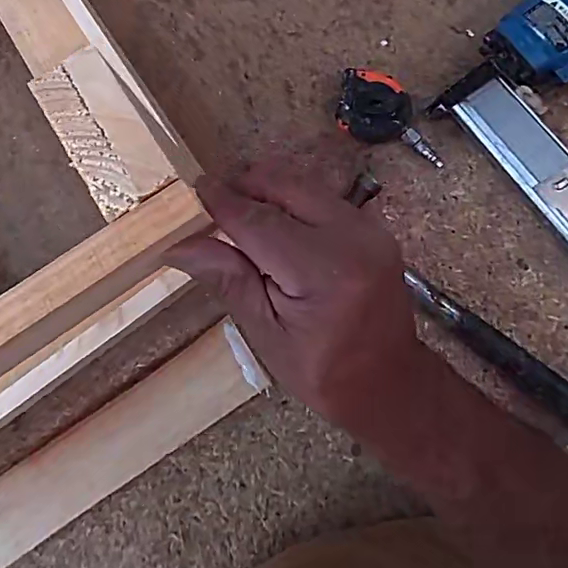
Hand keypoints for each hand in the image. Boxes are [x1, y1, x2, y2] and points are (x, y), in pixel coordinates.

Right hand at [165, 158, 426, 428]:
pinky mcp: (372, 226)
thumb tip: (178, 246)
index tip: (194, 186)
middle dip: (244, 185)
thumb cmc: (322, 371)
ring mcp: (368, 228)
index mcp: (325, 272)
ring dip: (265, 189)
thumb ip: (227, 279)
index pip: (259, 221)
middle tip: (211, 197)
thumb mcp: (265, 333)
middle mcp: (353, 238)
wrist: (390, 383)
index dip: (223, 201)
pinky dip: (287, 197)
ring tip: (236, 210)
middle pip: (283, 187)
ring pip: (302, 184)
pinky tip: (269, 219)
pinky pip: (319, 195)